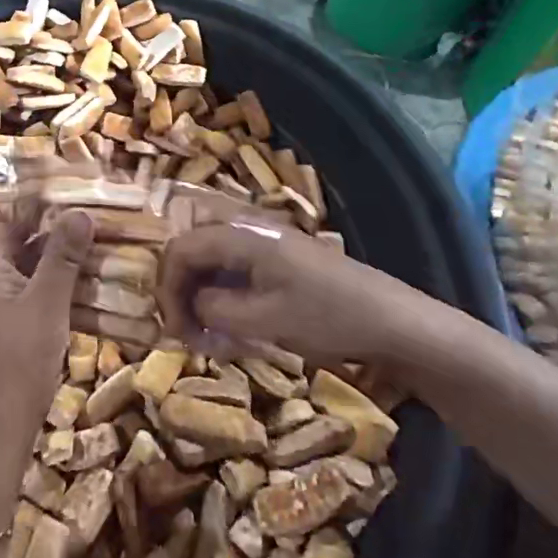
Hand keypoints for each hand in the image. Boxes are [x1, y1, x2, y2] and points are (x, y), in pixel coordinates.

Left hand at [0, 119, 91, 460]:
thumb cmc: (14, 365)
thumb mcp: (45, 308)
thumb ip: (63, 259)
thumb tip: (81, 212)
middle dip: (18, 180)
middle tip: (50, 153)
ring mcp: (2, 287)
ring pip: (21, 238)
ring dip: (43, 214)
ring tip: (77, 189)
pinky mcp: (17, 305)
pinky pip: (36, 263)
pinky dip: (56, 248)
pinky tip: (85, 243)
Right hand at [156, 222, 437, 365]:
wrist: (390, 319)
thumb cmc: (327, 317)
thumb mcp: (264, 321)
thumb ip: (215, 309)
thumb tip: (190, 306)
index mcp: (244, 235)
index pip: (181, 248)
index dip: (167, 288)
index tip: (172, 330)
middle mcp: (250, 226)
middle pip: (193, 243)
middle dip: (180, 284)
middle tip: (185, 327)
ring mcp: (266, 239)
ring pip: (211, 254)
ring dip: (200, 288)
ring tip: (206, 330)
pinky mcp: (279, 255)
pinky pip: (233, 264)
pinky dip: (221, 289)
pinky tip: (230, 320)